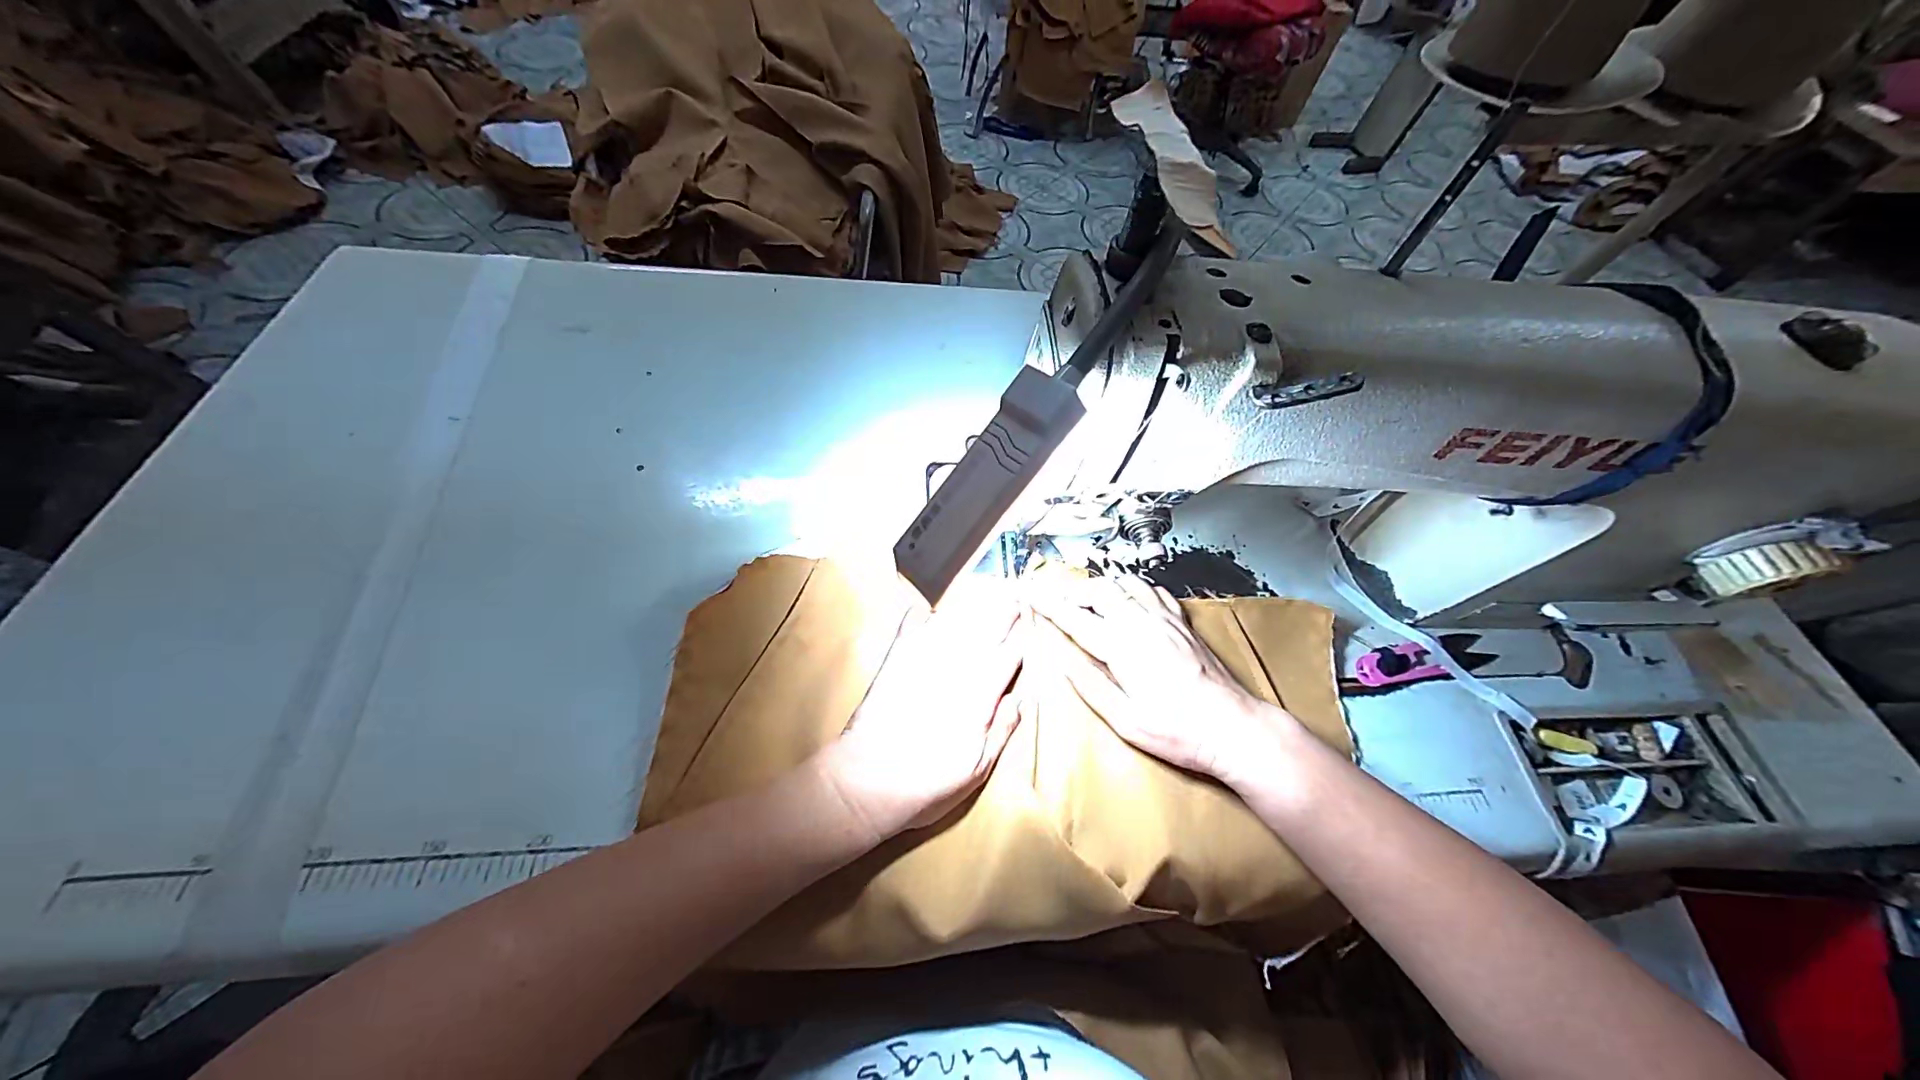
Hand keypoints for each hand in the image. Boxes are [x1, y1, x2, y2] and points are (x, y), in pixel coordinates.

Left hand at [816, 585, 1025, 843]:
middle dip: (1003, 610)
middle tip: (1015, 595)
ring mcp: (923, 659)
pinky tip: (930, 610)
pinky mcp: (895, 659)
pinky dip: (925, 615)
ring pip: (954, 620)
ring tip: (986, 591)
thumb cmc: (926, 783)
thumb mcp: (977, 770)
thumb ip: (1001, 730)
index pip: (1009, 653)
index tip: (1031, 620)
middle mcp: (955, 667)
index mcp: (980, 693)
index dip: (1022, 635)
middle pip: (985, 627)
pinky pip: (913, 625)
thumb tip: (1020, 699)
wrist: (866, 780)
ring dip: (972, 604)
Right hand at [1028, 572, 1293, 782]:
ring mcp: (1166, 621)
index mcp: (1123, 647)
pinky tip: (1130, 599)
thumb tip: (1061, 659)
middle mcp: (1144, 625)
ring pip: (1126, 583)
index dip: (1047, 603)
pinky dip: (1133, 588)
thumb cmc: (1181, 732)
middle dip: (1072, 591)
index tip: (1029, 593)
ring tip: (1086, 597)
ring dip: (1101, 586)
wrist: (1234, 729)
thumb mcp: (1124, 719)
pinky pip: (1153, 591)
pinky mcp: (1183, 624)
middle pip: (1099, 589)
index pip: (1074, 617)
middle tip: (1056, 601)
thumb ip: (1088, 684)